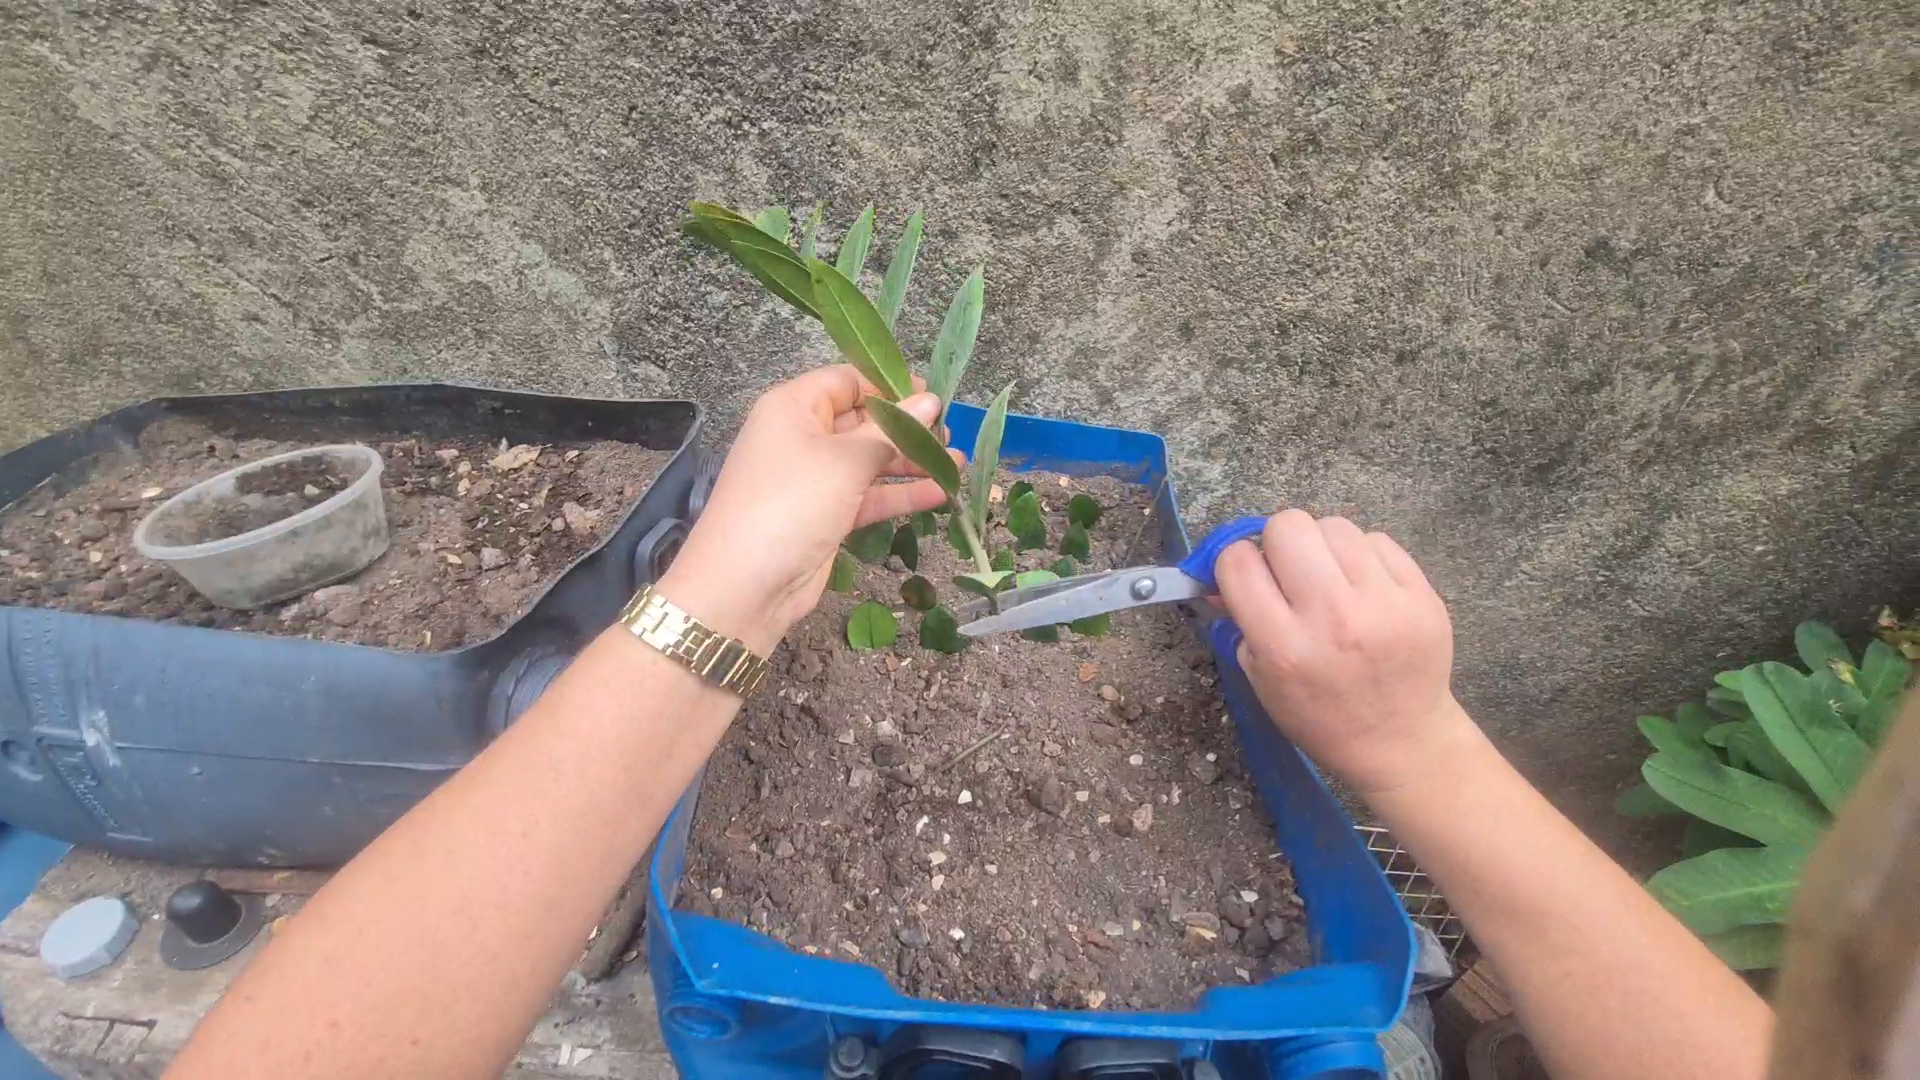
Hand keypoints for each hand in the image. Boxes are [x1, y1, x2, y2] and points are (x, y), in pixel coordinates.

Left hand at [654, 366, 956, 654]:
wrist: (747, 585)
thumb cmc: (792, 504)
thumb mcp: (845, 460)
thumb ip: (892, 430)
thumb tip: (931, 400)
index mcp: (794, 407)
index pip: (847, 380)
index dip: (889, 385)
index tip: (934, 396)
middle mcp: (803, 436)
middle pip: (863, 420)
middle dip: (907, 427)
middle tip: (951, 434)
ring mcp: (816, 479)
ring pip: (870, 461)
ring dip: (912, 462)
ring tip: (958, 464)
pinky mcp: (828, 514)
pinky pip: (870, 495)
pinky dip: (901, 494)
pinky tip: (941, 494)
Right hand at [1213, 510, 1468, 796]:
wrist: (1400, 741)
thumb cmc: (1317, 713)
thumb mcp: (1259, 675)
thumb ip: (1239, 618)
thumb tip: (1221, 573)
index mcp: (1283, 645)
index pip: (1238, 561)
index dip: (1235, 562)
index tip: (1246, 577)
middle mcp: (1332, 618)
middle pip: (1288, 526)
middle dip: (1277, 542)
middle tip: (1287, 570)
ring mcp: (1384, 604)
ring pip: (1333, 525)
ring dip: (1321, 546)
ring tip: (1328, 578)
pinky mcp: (1422, 596)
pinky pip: (1377, 540)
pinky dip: (1361, 557)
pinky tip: (1362, 587)